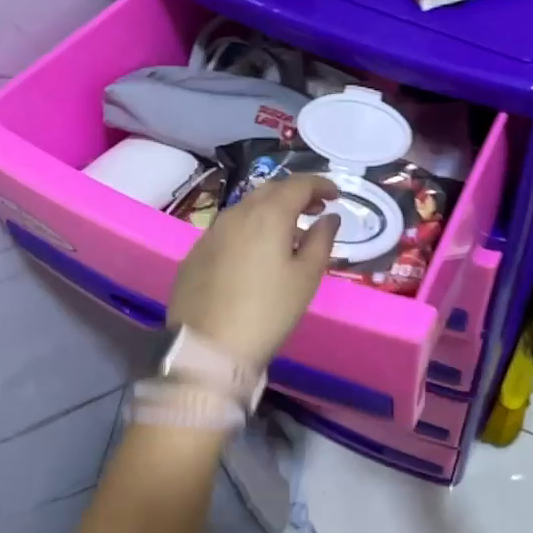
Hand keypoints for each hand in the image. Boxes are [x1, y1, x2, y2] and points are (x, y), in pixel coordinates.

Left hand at [168, 174, 340, 368]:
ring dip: (271, 210)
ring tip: (288, 231)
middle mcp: (237, 213)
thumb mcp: (306, 277)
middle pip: (271, 190)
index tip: (336, 196)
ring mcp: (212, 232)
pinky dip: (249, 228)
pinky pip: (228, 228)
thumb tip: (329, 218)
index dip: (321, 185)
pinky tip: (256, 252)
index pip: (298, 184)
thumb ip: (321, 240)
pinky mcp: (196, 253)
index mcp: (268, 215)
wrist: (207, 347)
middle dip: (296, 194)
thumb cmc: (268, 311)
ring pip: (247, 207)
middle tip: (315, 209)